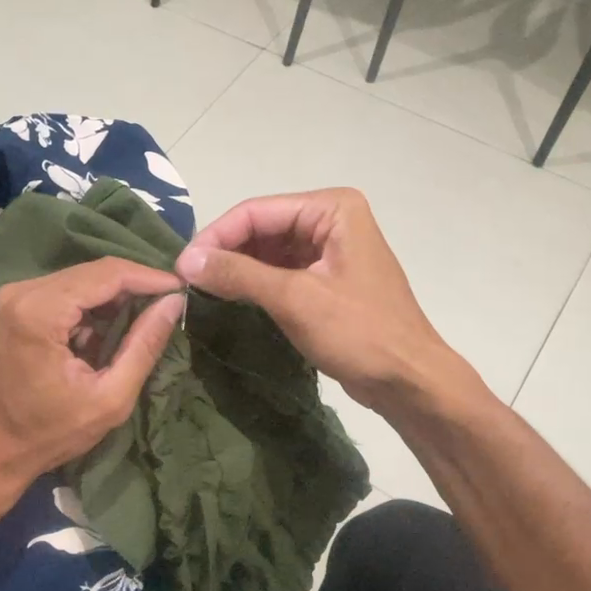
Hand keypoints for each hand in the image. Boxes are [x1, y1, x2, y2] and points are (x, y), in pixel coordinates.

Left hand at [0, 257, 184, 484]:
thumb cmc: (48, 434)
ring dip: (111, 297)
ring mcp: (11, 296)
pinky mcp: (10, 306)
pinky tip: (109, 329)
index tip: (182, 288)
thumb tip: (175, 303)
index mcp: (38, 311)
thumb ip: (143, 346)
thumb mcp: (109, 398)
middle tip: (169, 303)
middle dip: (132, 285)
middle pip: (90, 272)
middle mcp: (20, 291)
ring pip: (77, 280)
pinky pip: (60, 292)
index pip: (106, 274)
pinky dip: (88, 306)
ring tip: (144, 318)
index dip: (148, 277)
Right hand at [176, 189, 486, 415]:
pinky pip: (279, 272)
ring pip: (267, 251)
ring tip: (200, 292)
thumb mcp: (295, 299)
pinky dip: (253, 284)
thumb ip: (238, 274)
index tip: (181, 268)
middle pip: (261, 228)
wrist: (409, 380)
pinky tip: (228, 300)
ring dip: (235, 269)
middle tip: (186, 282)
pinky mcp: (326, 280)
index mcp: (332, 209)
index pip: (256, 211)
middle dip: (224, 252)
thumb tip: (186, 261)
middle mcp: (331, 220)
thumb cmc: (359, 333)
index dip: (215, 237)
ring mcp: (329, 251)